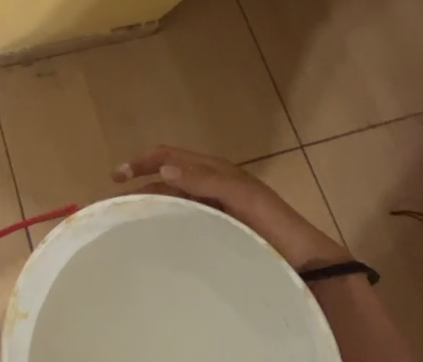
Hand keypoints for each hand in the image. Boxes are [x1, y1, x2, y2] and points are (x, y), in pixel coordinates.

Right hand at [115, 146, 349, 268]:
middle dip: (139, 184)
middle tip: (114, 207)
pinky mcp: (218, 233)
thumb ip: (207, 179)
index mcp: (214, 171)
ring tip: (128, 225)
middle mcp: (210, 186)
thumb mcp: (244, 196)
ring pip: (173, 201)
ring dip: (150, 205)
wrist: (308, 266)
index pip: (168, 157)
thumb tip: (164, 168)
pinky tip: (156, 242)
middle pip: (166, 178)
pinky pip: (184, 221)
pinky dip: (165, 224)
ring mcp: (214, 211)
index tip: (116, 178)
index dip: (141, 161)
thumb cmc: (276, 226)